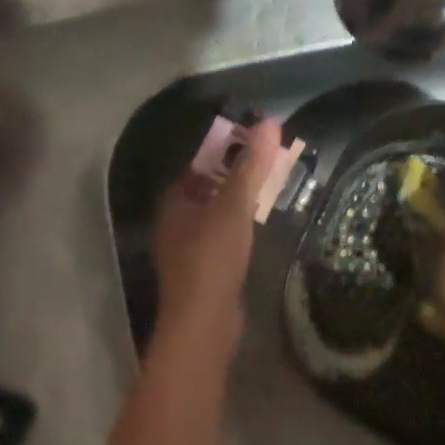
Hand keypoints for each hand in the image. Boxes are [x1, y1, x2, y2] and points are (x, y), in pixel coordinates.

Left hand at [151, 119, 284, 352]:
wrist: (203, 322)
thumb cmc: (213, 258)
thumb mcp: (234, 207)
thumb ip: (252, 167)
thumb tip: (269, 122)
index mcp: (174, 202)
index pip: (198, 165)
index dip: (225, 151)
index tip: (256, 144)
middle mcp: (174, 224)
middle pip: (206, 191)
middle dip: (234, 179)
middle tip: (270, 167)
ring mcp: (186, 252)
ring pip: (214, 218)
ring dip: (237, 207)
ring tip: (269, 194)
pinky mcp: (202, 275)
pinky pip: (221, 242)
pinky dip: (238, 233)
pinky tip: (257, 233)